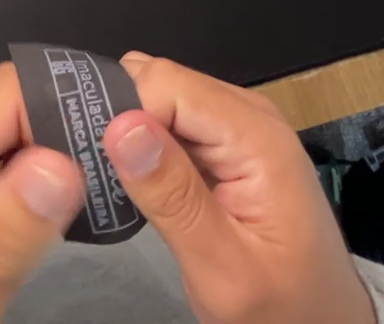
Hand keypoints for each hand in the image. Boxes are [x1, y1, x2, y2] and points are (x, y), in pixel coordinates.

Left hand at [0, 63, 85, 323]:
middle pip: (4, 85)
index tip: (108, 139)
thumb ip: (15, 224)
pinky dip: (16, 134)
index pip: (14, 88)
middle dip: (57, 107)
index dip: (64, 104)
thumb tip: (65, 160)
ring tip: (83, 161)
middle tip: (106, 151)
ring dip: (38, 120)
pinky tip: (40, 172)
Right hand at [106, 53, 374, 323]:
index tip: (101, 159)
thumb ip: (173, 197)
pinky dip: (147, 142)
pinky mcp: (227, 141)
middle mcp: (248, 113)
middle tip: (105, 173)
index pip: (165, 82)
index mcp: (255, 135)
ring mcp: (239, 124)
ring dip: (133, 131)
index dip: (125, 112)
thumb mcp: (224, 271)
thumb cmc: (282, 309)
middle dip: (124, 116)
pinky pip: (172, 118)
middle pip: (162, 81)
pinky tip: (141, 179)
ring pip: (161, 96)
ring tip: (120, 180)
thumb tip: (120, 125)